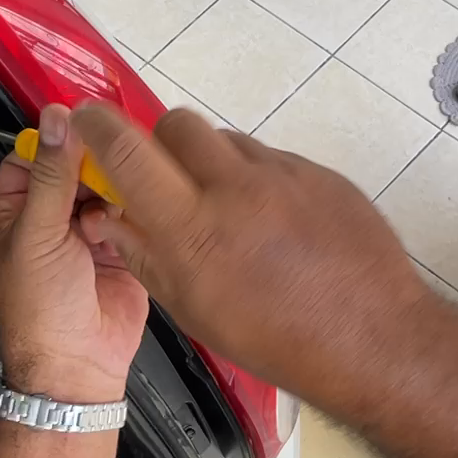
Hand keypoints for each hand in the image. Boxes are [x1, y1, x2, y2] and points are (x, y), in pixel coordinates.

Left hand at [0, 104, 149, 403]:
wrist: (78, 363)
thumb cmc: (41, 306)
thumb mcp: (37, 233)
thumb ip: (50, 175)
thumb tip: (56, 117)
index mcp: (18, 212)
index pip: (33, 156)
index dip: (56, 138)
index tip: (83, 121)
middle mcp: (53, 218)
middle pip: (76, 168)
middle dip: (94, 162)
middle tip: (114, 152)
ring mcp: (90, 234)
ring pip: (107, 189)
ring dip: (116, 187)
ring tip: (123, 193)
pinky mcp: (124, 249)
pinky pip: (133, 216)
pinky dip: (137, 211)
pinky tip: (140, 211)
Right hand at [71, 103, 449, 412]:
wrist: (371, 337)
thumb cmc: (271, 340)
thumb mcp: (193, 310)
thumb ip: (144, 254)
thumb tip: (107, 216)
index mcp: (193, 227)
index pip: (129, 152)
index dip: (99, 126)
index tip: (86, 117)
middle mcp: (235, 186)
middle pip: (178, 125)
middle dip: (161, 144)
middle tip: (170, 183)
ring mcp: (283, 173)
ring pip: (227, 143)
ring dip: (212, 165)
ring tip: (231, 214)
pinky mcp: (320, 173)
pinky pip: (271, 160)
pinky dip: (257, 182)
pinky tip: (276, 226)